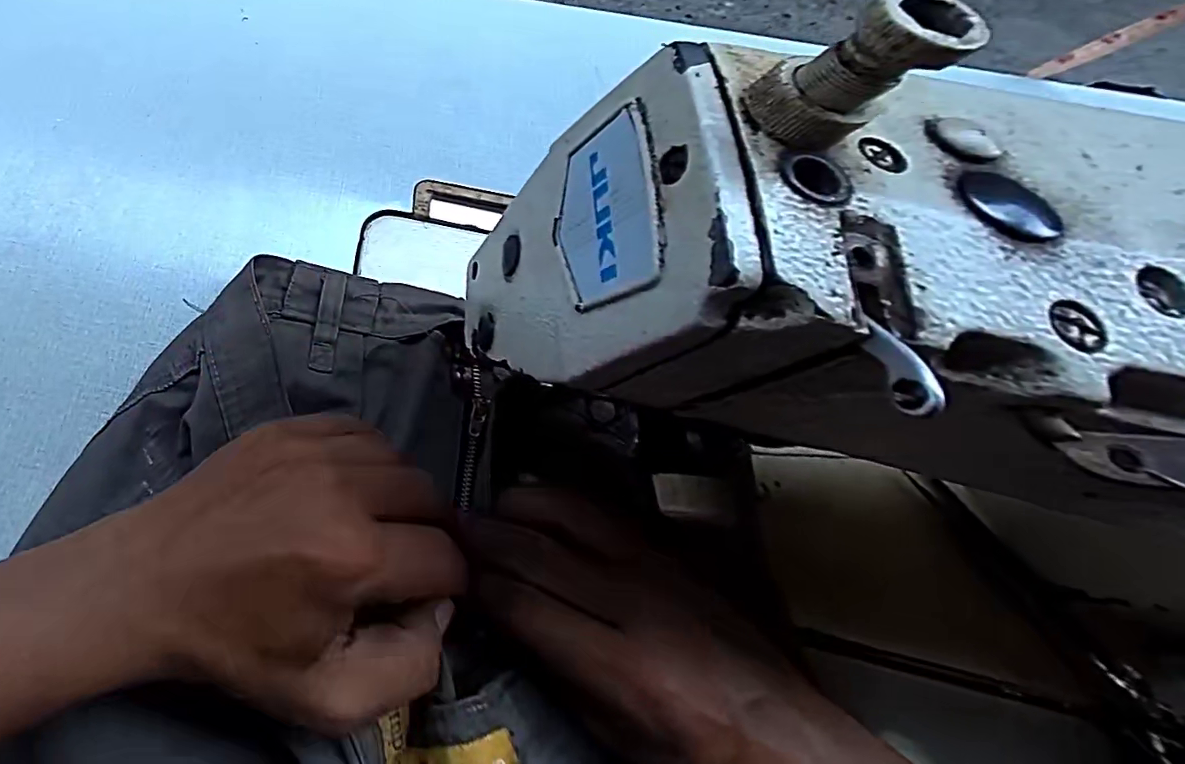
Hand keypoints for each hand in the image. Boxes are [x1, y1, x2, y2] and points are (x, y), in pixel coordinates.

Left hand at [89, 414, 466, 733]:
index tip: (421, 596)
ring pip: (396, 456)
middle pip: (429, 496)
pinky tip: (346, 484)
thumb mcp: (324, 698)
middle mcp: (338, 488)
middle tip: (404, 559)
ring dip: (401, 493)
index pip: (446, 557)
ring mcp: (307, 448)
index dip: (447, 585)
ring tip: (376, 522)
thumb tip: (438, 609)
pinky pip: (353, 428)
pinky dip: (367, 456)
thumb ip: (408, 668)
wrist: (154, 578)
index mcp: (352, 556)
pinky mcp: (282, 429)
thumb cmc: (234, 641)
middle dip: (432, 533)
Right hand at [465, 488, 904, 763]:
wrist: (791, 737)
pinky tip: (530, 505)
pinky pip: (593, 508)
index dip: (476, 586)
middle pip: (532, 548)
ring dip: (511, 506)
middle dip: (481, 536)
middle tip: (447, 531)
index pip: (522, 604)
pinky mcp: (666, 551)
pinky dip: (550, 500)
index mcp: (625, 668)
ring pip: (559, 509)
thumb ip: (555, 674)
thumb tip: (501, 623)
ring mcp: (653, 567)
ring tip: (484, 513)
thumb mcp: (620, 739)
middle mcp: (635, 604)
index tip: (450, 576)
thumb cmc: (699, 753)